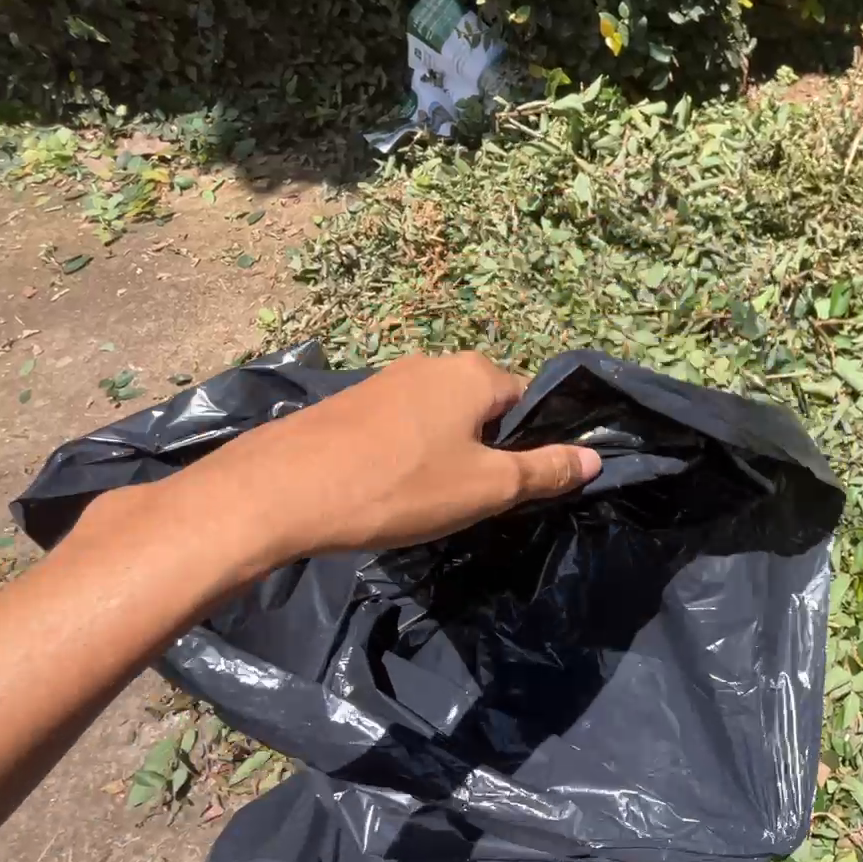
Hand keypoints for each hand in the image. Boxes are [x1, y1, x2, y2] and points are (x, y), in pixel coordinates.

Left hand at [121, 352, 601, 583]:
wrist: (267, 497)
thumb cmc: (396, 486)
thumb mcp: (488, 487)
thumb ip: (548, 470)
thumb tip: (595, 458)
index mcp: (477, 373)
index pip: (534, 401)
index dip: (537, 442)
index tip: (525, 481)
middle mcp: (436, 363)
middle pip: (491, 407)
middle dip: (495, 446)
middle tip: (484, 494)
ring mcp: (387, 380)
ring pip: (447, 418)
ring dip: (453, 451)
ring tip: (437, 496)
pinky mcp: (350, 404)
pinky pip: (407, 425)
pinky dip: (413, 453)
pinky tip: (396, 489)